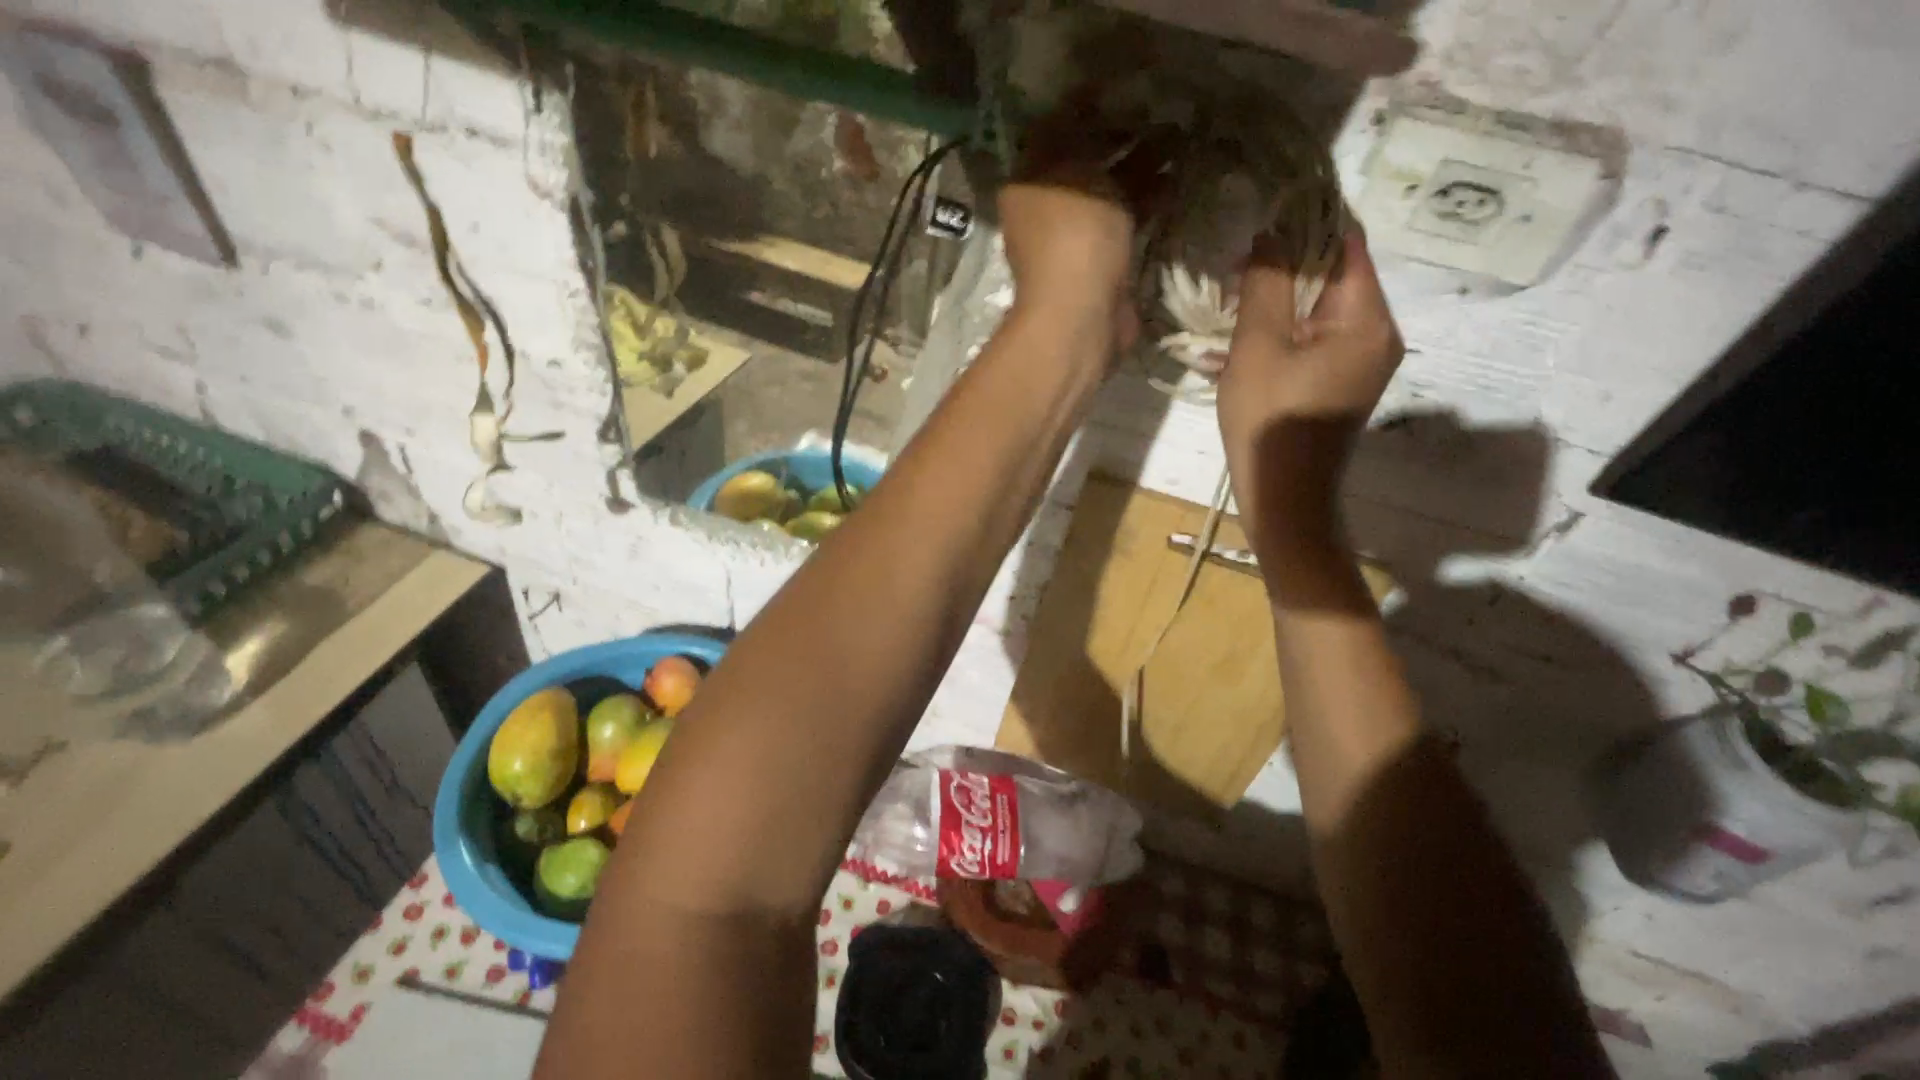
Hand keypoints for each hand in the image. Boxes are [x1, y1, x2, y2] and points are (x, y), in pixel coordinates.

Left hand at [999, 103, 1177, 345]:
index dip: (1085, 111)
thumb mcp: (1074, 170)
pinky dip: (1147, 200)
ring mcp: (1074, 238)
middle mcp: (1045, 210)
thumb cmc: (1073, 234)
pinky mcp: (1103, 262)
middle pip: (1084, 163)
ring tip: (1178, 140)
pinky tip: (1176, 179)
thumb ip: (1083, 134)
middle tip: (1159, 113)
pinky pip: (1126, 220)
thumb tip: (1091, 103)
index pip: (1053, 134)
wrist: (1082, 315)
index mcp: (1026, 184)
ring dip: (1140, 168)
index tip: (1122, 93)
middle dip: (1120, 139)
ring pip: (1109, 192)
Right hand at [1217, 229, 1403, 551]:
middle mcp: (1378, 334)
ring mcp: (1362, 363)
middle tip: (1230, 268)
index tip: (1262, 214)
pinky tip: (1231, 348)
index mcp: (1367, 319)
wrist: (1285, 499)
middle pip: (1333, 278)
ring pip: (1318, 312)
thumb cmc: (1270, 421)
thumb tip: (1271, 234)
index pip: (1346, 244)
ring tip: (1224, 307)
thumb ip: (1267, 282)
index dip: (1305, 222)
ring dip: (1273, 305)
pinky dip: (1279, 337)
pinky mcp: (1342, 385)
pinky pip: (1313, 343)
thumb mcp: (1258, 345)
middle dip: (1282, 268)